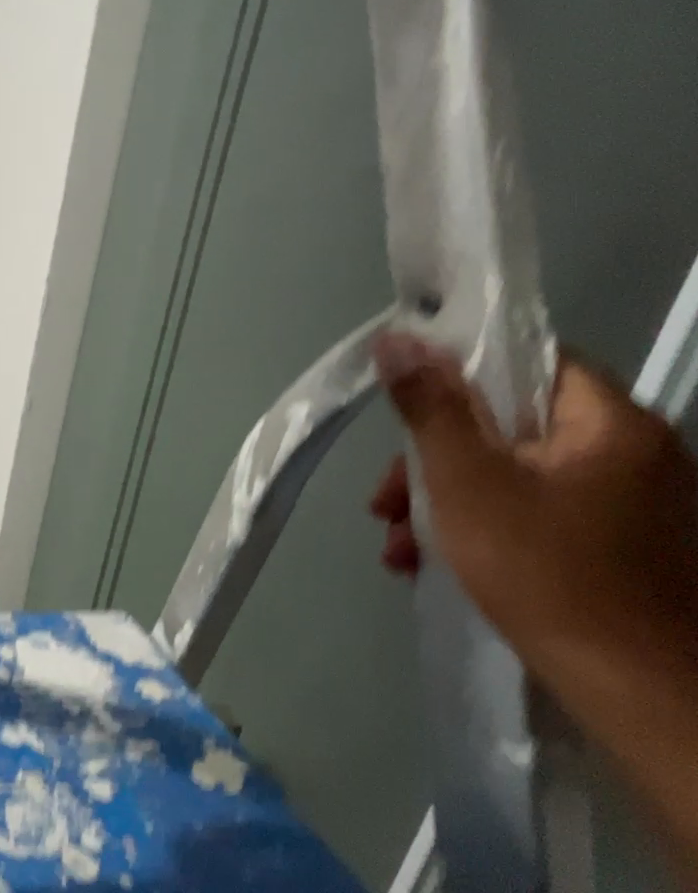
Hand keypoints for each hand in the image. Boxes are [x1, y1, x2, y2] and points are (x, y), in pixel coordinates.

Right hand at [369, 334, 697, 670]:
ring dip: (446, 498)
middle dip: (434, 458)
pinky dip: (483, 525)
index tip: (406, 403)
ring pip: (516, 473)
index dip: (462, 371)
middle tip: (385, 500)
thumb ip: (431, 407)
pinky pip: (538, 510)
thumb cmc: (545, 570)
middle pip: (514, 425)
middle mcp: (637, 452)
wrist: (639, 687)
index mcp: (612, 424)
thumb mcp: (466, 481)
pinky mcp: (623, 544)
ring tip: (398, 544)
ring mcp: (635, 502)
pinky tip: (435, 561)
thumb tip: (398, 337)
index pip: (532, 360)